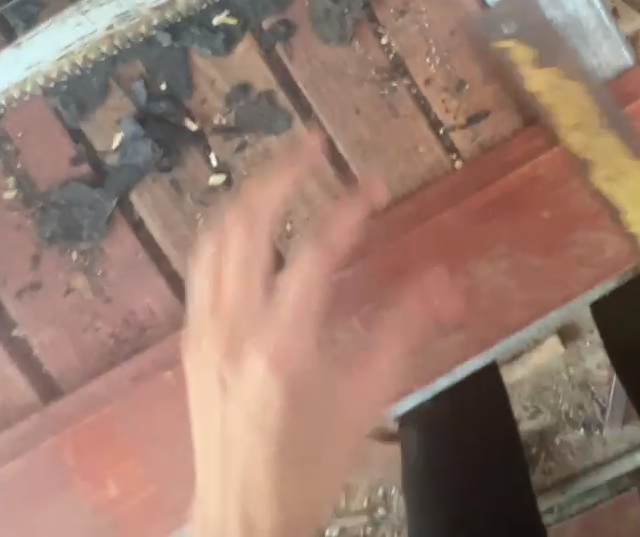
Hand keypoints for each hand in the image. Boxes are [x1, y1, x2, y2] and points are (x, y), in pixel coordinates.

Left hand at [185, 139, 455, 535]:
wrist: (238, 520)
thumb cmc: (308, 464)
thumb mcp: (368, 401)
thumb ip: (406, 331)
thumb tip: (447, 278)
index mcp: (281, 344)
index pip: (315, 251)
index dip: (350, 208)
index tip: (377, 182)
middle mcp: (232, 327)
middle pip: (245, 225)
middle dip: (278, 173)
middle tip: (311, 141)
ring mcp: (203, 331)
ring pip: (215, 238)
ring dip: (249, 194)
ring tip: (284, 166)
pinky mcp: (192, 339)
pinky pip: (203, 264)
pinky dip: (231, 228)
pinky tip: (254, 220)